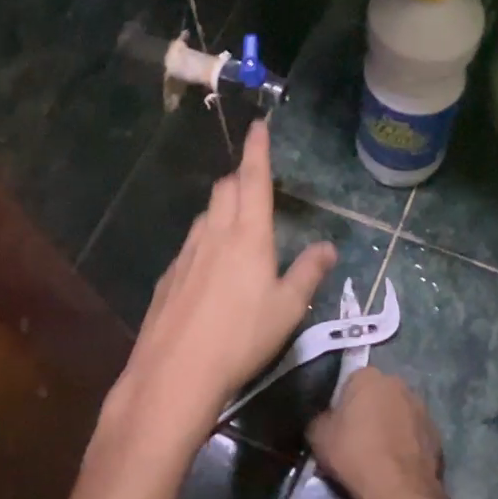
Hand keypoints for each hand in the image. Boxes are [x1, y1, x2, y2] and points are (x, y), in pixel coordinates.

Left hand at [111, 119, 336, 439]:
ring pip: (206, 215)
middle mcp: (214, 233)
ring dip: (222, 207)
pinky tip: (210, 268)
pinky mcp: (169, 276)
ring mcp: (186, 253)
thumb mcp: (288, 308)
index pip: (253, 179)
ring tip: (237, 223)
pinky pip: (191, 244)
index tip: (258, 126)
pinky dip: (206, 239)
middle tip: (255, 182)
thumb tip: (329, 246)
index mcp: (248, 234)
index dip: (257, 150)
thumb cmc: (242, 338)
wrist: (175, 372)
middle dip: (240, 177)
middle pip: (225, 189)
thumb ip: (308, 273)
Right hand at [308, 367, 443, 498]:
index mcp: (368, 376)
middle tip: (355, 438)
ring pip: (397, 413)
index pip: (349, 381)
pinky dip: (405, 443)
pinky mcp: (436, 432)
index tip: (337, 425)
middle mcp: (398, 383)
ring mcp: (421, 407)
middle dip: (368, 411)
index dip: (341, 403)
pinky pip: (413, 433)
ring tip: (377, 455)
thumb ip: (320, 419)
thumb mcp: (318, 436)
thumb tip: (326, 419)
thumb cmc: (353, 454)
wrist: (398, 490)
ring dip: (389, 426)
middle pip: (376, 395)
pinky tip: (395, 465)